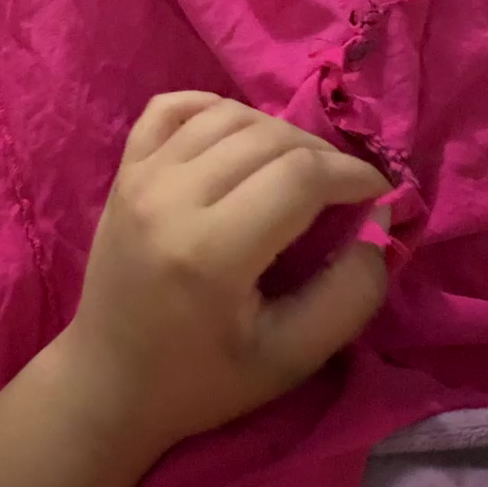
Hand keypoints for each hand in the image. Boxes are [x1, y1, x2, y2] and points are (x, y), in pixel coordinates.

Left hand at [53, 92, 391, 448]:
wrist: (108, 377)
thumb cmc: (202, 379)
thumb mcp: (290, 360)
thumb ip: (348, 295)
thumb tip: (375, 223)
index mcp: (210, 252)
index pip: (299, 176)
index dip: (353, 175)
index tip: (379, 194)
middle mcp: (170, 197)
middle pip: (267, 138)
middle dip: (323, 154)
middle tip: (345, 187)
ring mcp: (140, 176)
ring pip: (225, 114)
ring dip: (275, 130)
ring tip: (298, 166)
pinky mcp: (124, 169)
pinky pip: (170, 107)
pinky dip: (211, 107)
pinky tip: (236, 134)